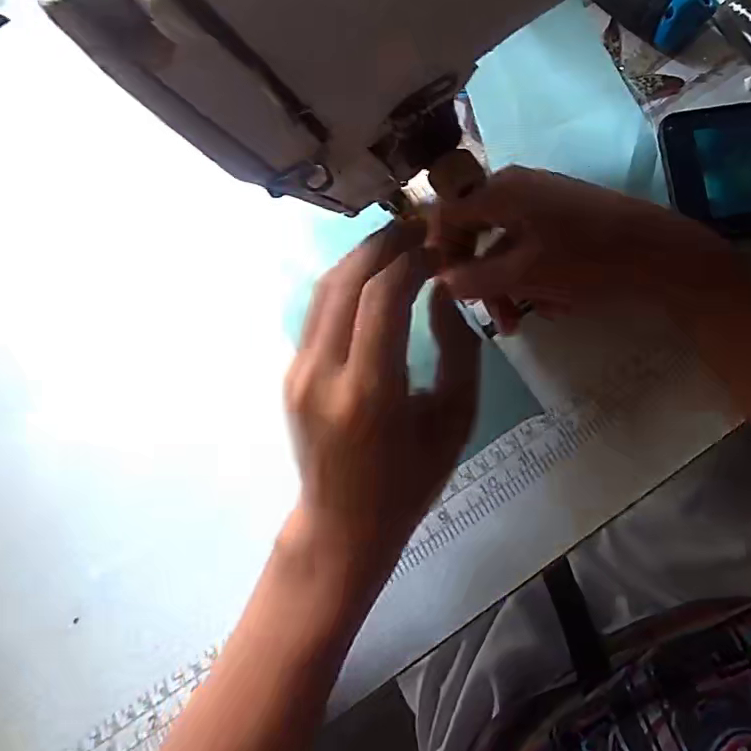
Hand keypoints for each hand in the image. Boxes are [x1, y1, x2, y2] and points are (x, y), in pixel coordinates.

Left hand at [285, 221, 480, 578]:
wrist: (343, 525)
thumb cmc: (412, 478)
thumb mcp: (456, 417)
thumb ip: (459, 349)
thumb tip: (445, 290)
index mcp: (369, 392)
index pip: (382, 297)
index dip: (414, 259)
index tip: (443, 249)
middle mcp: (323, 374)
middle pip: (347, 280)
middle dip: (387, 242)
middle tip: (423, 225)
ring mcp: (298, 371)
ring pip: (326, 286)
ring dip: (364, 253)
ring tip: (402, 237)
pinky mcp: (291, 370)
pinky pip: (319, 307)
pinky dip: (350, 277)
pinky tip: (377, 270)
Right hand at [429, 167, 739, 332]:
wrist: (656, 251)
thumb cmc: (585, 259)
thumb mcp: (523, 274)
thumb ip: (475, 279)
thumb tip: (443, 280)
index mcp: (500, 190)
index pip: (447, 213)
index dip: (439, 251)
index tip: (444, 288)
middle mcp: (516, 186)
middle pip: (478, 233)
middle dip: (483, 279)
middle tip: (495, 317)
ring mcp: (543, 199)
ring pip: (507, 245)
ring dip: (511, 284)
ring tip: (526, 320)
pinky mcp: (565, 215)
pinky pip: (533, 244)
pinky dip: (535, 274)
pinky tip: (555, 303)